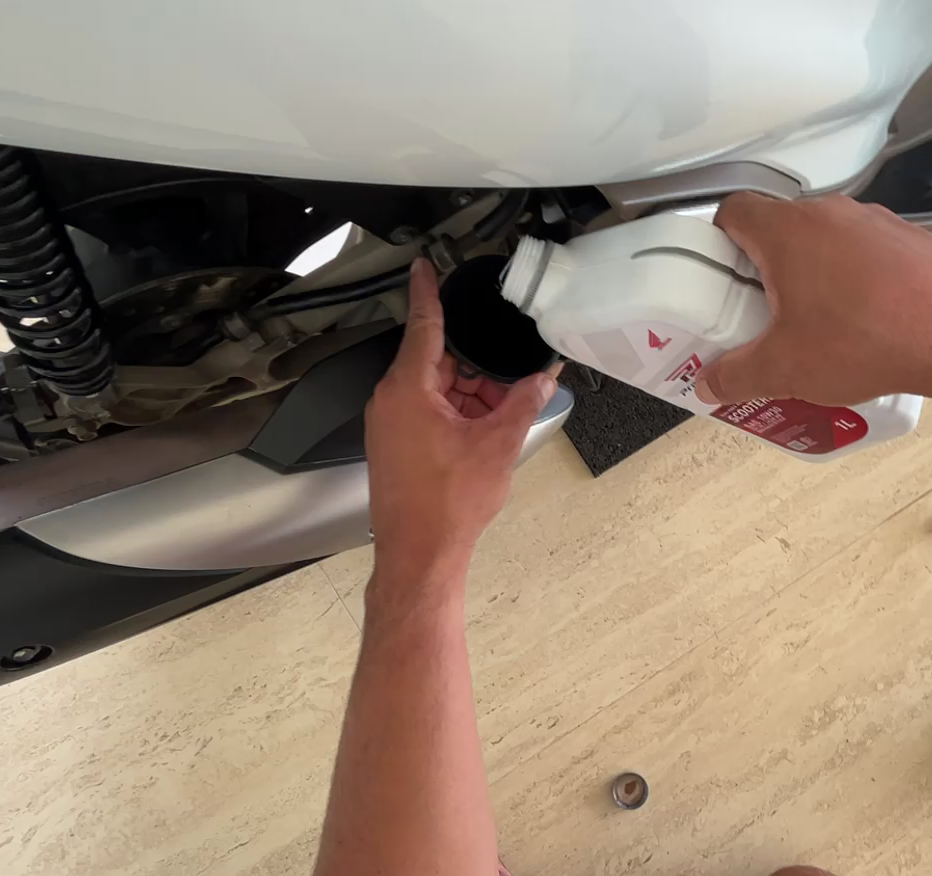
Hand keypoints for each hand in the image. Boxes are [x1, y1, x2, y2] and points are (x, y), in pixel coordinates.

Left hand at [364, 259, 559, 582]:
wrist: (421, 553)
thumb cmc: (447, 505)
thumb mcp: (498, 445)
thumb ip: (523, 403)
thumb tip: (542, 381)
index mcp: (408, 390)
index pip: (423, 326)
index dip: (429, 292)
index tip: (425, 266)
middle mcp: (391, 402)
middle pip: (437, 363)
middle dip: (475, 372)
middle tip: (507, 385)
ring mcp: (389, 427)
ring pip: (434, 392)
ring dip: (468, 399)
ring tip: (497, 424)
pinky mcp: (394, 448)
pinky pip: (426, 415)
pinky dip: (454, 417)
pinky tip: (480, 438)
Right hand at [694, 193, 931, 407]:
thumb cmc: (863, 340)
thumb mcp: (783, 369)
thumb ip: (734, 376)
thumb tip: (706, 383)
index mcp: (788, 231)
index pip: (733, 211)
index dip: (714, 242)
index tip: (714, 279)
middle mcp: (830, 213)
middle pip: (777, 229)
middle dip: (760, 270)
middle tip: (757, 317)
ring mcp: (875, 222)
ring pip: (822, 242)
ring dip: (806, 277)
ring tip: (810, 328)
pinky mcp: (909, 240)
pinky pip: (861, 255)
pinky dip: (848, 282)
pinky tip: (859, 326)